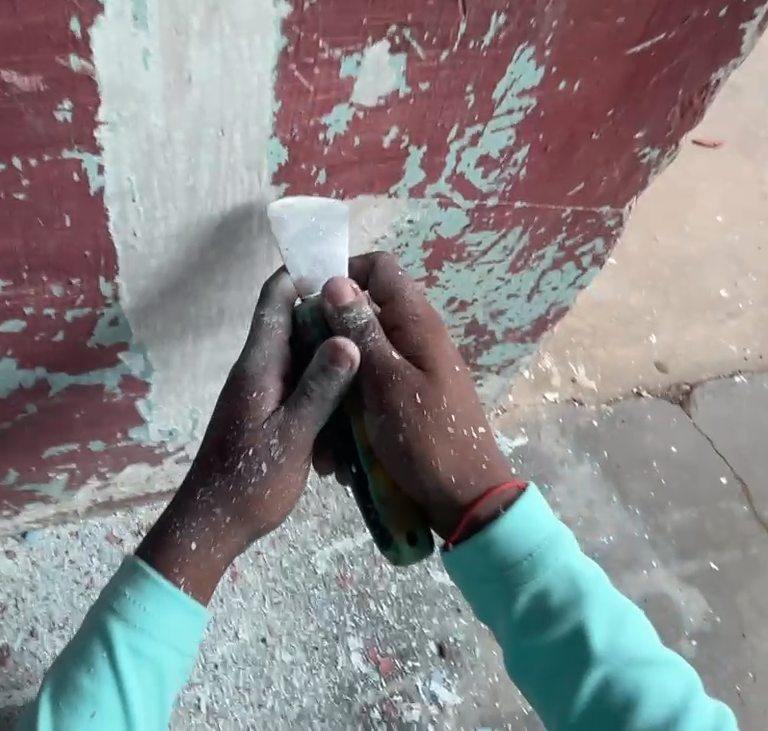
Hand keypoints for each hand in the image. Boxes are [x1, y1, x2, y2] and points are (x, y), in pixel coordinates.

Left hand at [137, 269, 359, 601]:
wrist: (213, 525)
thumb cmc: (249, 481)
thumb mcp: (293, 435)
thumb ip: (319, 388)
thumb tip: (347, 337)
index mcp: (258, 365)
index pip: (274, 301)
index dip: (299, 273)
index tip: (336, 261)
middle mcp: (258, 369)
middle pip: (292, 324)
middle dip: (327, 314)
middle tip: (372, 311)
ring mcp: (262, 391)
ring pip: (299, 356)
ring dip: (328, 356)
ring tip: (370, 352)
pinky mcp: (268, 412)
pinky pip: (299, 386)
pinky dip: (322, 388)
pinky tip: (351, 403)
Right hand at [319, 253, 518, 539]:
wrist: (466, 501)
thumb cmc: (427, 438)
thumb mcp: (386, 382)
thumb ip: (360, 330)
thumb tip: (336, 281)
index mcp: (416, 321)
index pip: (380, 267)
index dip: (344, 272)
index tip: (309, 300)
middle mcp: (414, 335)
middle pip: (363, 308)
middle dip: (330, 328)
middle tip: (301, 356)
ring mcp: (410, 365)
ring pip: (360, 348)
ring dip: (337, 370)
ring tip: (314, 398)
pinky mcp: (404, 393)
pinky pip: (368, 379)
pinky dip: (349, 395)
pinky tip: (334, 426)